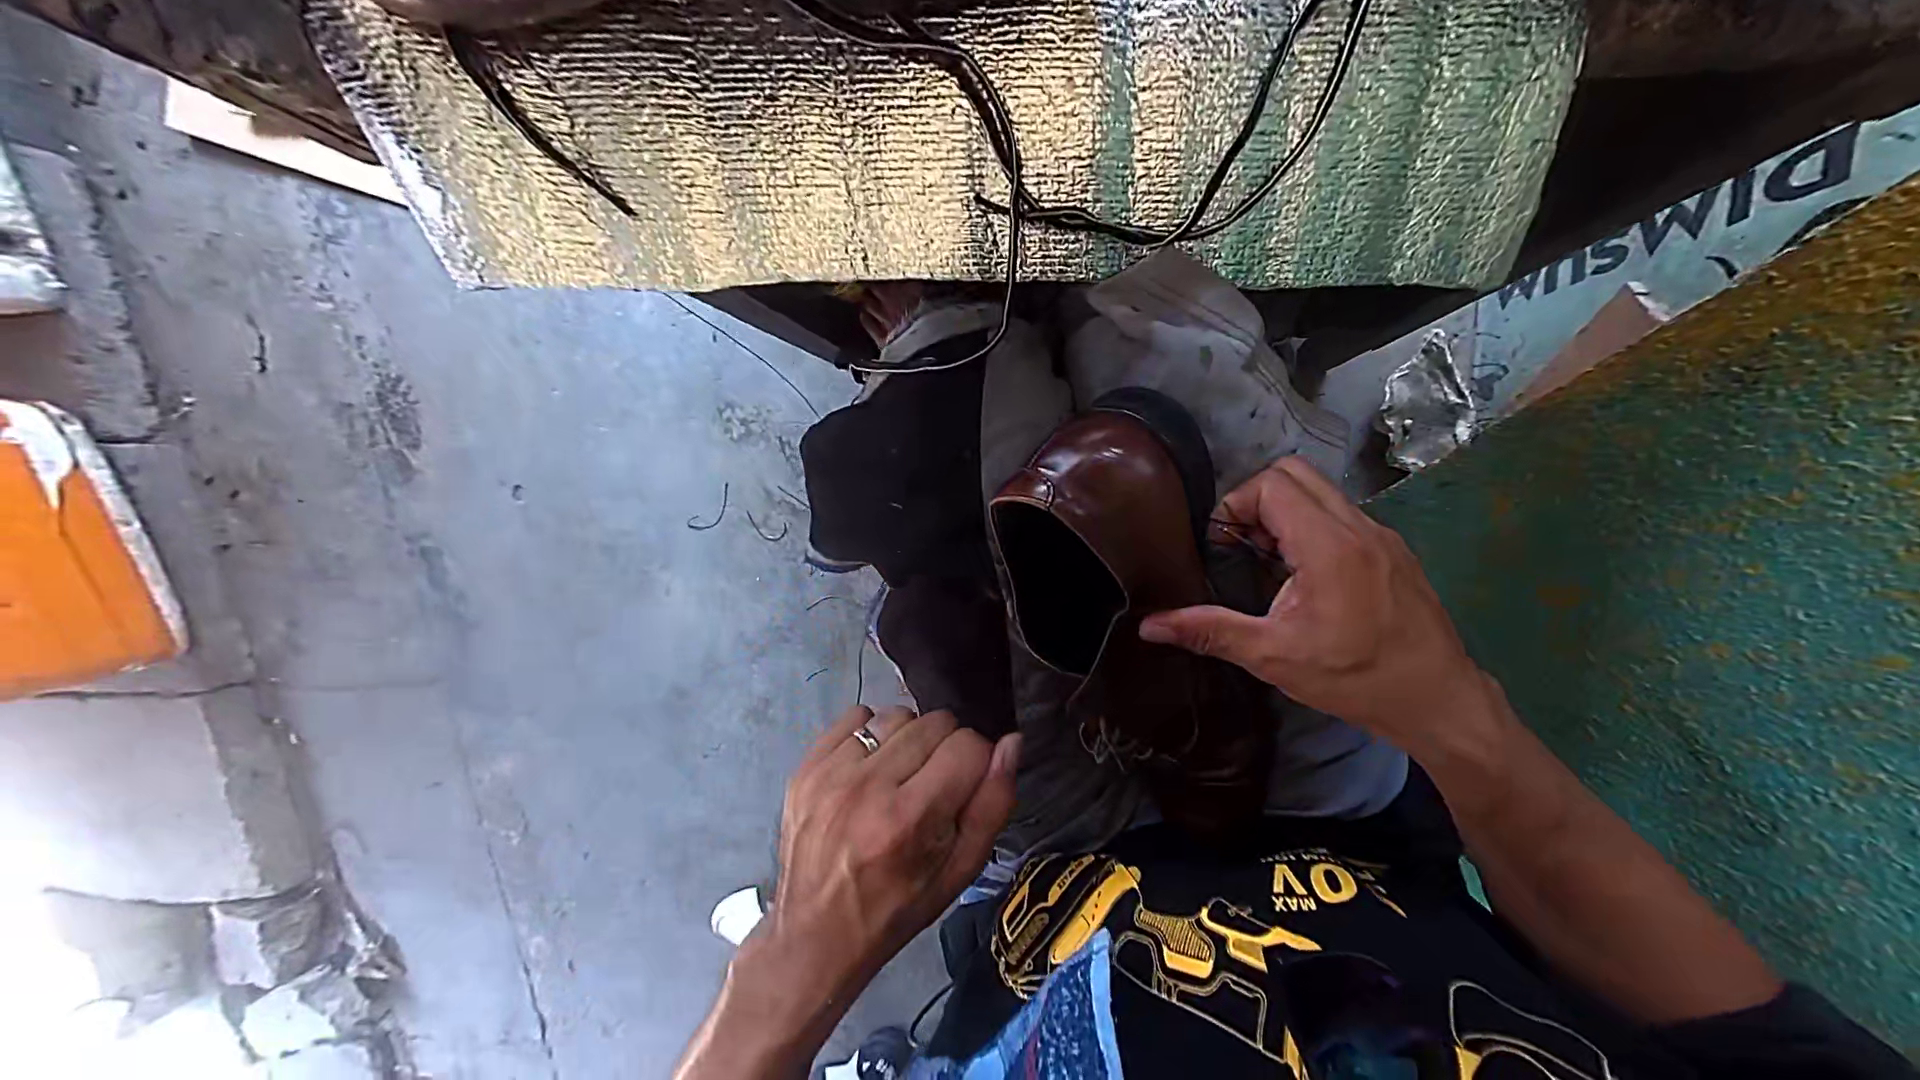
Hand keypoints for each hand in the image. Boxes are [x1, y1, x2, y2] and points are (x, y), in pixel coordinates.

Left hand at [759, 705, 1017, 1004]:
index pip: (969, 745)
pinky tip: (869, 768)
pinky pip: (856, 715)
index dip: (977, 763)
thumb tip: (1011, 743)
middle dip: (946, 749)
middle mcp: (868, 786)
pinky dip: (871, 734)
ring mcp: (831, 773)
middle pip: (935, 723)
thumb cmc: (896, 907)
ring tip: (900, 777)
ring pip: (898, 714)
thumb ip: (993, 804)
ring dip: (909, 739)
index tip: (964, 787)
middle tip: (933, 786)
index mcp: (910, 818)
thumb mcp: (960, 871)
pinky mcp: (807, 765)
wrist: (815, 934)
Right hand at [1139, 457, 1492, 754]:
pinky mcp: (1393, 550)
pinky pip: (1341, 514)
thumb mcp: (1272, 657)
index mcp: (1329, 545)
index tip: (1222, 546)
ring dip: (1283, 512)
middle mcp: (1359, 527)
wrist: (1439, 703)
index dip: (1235, 506)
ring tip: (1268, 561)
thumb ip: (1208, 631)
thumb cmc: (1355, 679)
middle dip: (1255, 499)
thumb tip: (1149, 626)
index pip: (1271, 484)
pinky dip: (1310, 526)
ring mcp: (1382, 535)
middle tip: (1240, 545)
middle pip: (1295, 473)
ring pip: (1321, 490)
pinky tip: (1303, 575)